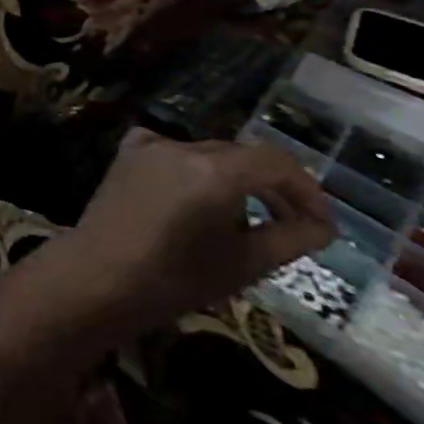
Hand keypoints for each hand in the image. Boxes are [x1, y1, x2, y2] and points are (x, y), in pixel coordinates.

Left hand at [69, 128, 334, 330]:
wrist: (100, 274)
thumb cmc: (178, 276)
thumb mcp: (249, 261)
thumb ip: (293, 235)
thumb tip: (321, 224)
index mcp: (214, 169)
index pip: (277, 163)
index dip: (307, 191)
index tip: (322, 224)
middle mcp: (179, 147)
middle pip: (240, 156)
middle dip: (272, 187)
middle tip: (293, 224)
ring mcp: (146, 148)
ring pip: (206, 154)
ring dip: (233, 179)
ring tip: (244, 220)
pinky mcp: (123, 157)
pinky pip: (167, 151)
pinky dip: (189, 167)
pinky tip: (194, 194)